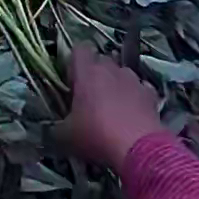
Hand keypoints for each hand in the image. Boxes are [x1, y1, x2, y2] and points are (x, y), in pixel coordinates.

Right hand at [60, 44, 166, 168]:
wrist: (139, 149)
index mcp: (87, 71)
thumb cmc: (97, 135)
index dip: (75, 61)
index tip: (72, 80)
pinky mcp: (150, 93)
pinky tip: (133, 114)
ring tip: (114, 107)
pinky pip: (139, 88)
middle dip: (96, 73)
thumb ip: (55, 128)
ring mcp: (132, 79)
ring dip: (116, 84)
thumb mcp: (66, 136)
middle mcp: (110, 68)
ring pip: (121, 73)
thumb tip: (48, 130)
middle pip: (101, 60)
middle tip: (90, 97)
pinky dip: (136, 96)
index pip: (79, 49)